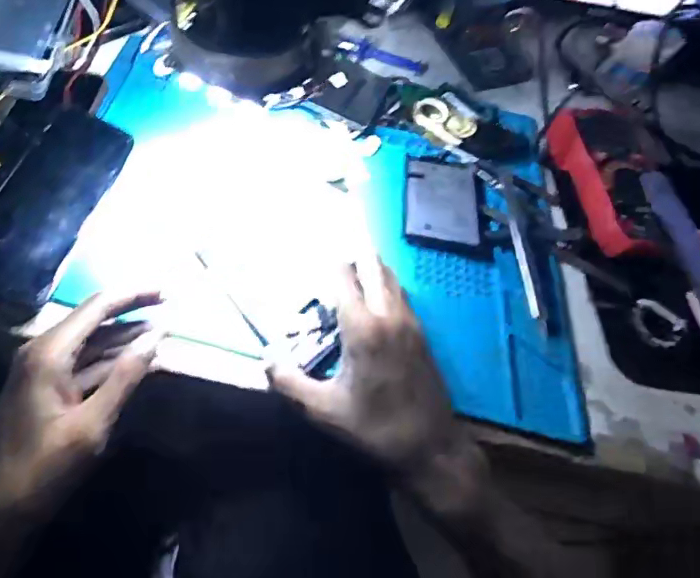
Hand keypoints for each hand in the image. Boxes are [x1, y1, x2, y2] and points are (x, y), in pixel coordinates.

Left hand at [0, 292, 163, 557]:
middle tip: (168, 307)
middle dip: (131, 312)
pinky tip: (133, 362)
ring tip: (160, 333)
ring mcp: (41, 367)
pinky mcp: (44, 386)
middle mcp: (43, 348)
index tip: (165, 291)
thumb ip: (123, 379)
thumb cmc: (40, 470)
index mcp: (49, 349)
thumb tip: (155, 337)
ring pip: (90, 343)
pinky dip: (108, 361)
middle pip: (94, 319)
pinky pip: (82, 364)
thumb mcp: (89, 428)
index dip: (133, 295)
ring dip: (123, 338)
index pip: (98, 306)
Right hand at [265, 261, 486, 518]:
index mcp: (362, 327)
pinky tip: (374, 296)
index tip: (312, 252)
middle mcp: (388, 315)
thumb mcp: (325, 411)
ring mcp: (410, 322)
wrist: (434, 452)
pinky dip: (385, 283)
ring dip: (370, 266)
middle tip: (334, 247)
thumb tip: (265, 359)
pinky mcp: (422, 334)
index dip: (328, 261)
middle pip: (372, 266)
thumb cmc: (376, 429)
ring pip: (390, 277)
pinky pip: (401, 293)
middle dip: (352, 253)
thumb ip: (290, 383)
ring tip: (351, 265)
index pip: (344, 276)